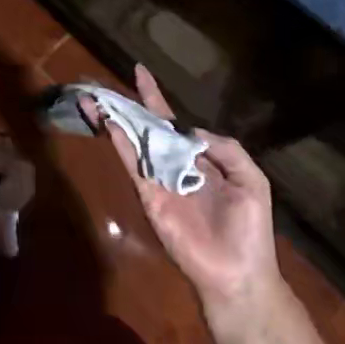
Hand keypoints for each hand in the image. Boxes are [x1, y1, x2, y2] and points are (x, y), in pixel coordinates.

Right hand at [87, 67, 280, 311]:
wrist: (238, 272)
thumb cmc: (250, 228)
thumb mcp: (250, 179)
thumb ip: (226, 149)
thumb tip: (190, 130)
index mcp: (198, 158)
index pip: (172, 121)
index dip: (155, 97)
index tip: (139, 71)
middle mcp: (174, 164)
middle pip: (144, 128)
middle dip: (125, 106)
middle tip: (100, 86)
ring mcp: (159, 181)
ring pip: (133, 143)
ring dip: (114, 121)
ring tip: (94, 100)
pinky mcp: (150, 198)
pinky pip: (134, 166)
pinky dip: (121, 145)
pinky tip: (110, 125)